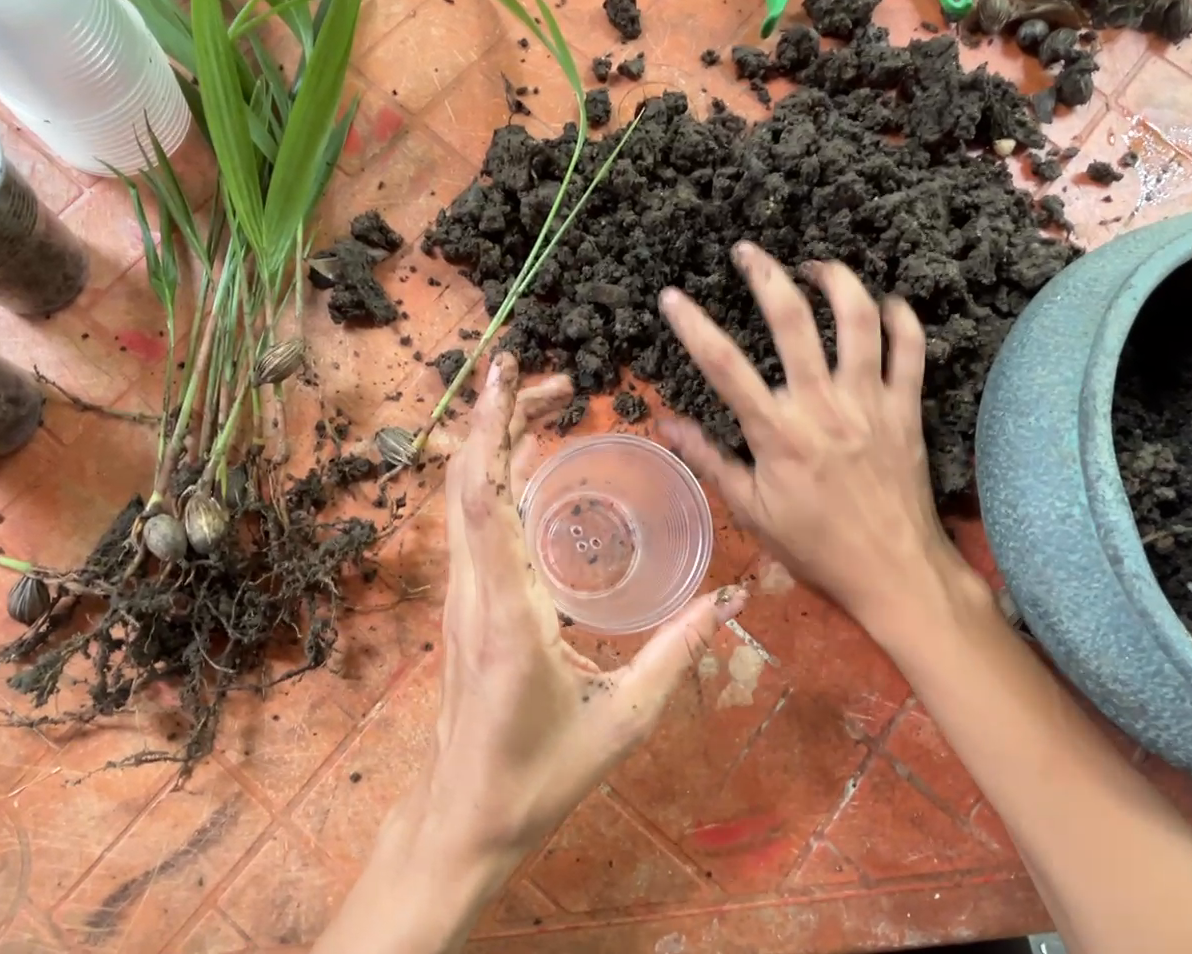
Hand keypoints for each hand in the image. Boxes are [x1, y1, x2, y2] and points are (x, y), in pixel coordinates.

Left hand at [422, 353, 749, 861]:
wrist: (464, 815)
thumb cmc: (538, 776)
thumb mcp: (622, 721)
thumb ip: (676, 655)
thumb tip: (731, 601)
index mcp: (506, 614)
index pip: (486, 502)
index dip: (493, 430)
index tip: (507, 375)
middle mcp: (472, 592)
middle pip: (467, 480)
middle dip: (500, 417)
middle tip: (552, 382)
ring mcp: (460, 596)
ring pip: (463, 496)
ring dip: (495, 442)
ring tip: (545, 406)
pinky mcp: (463, 603)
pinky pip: (472, 522)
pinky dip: (495, 478)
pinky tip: (534, 467)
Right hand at [656, 241, 984, 641]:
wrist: (893, 571)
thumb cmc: (815, 546)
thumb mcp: (751, 511)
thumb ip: (709, 460)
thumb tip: (665, 423)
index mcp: (777, 433)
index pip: (724, 367)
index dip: (694, 326)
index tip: (672, 297)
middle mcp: (823, 406)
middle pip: (792, 322)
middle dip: (766, 275)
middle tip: (748, 251)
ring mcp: (871, 402)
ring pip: (858, 320)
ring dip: (836, 281)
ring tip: (816, 265)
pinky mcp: (907, 408)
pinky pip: (911, 348)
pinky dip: (900, 317)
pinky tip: (884, 302)